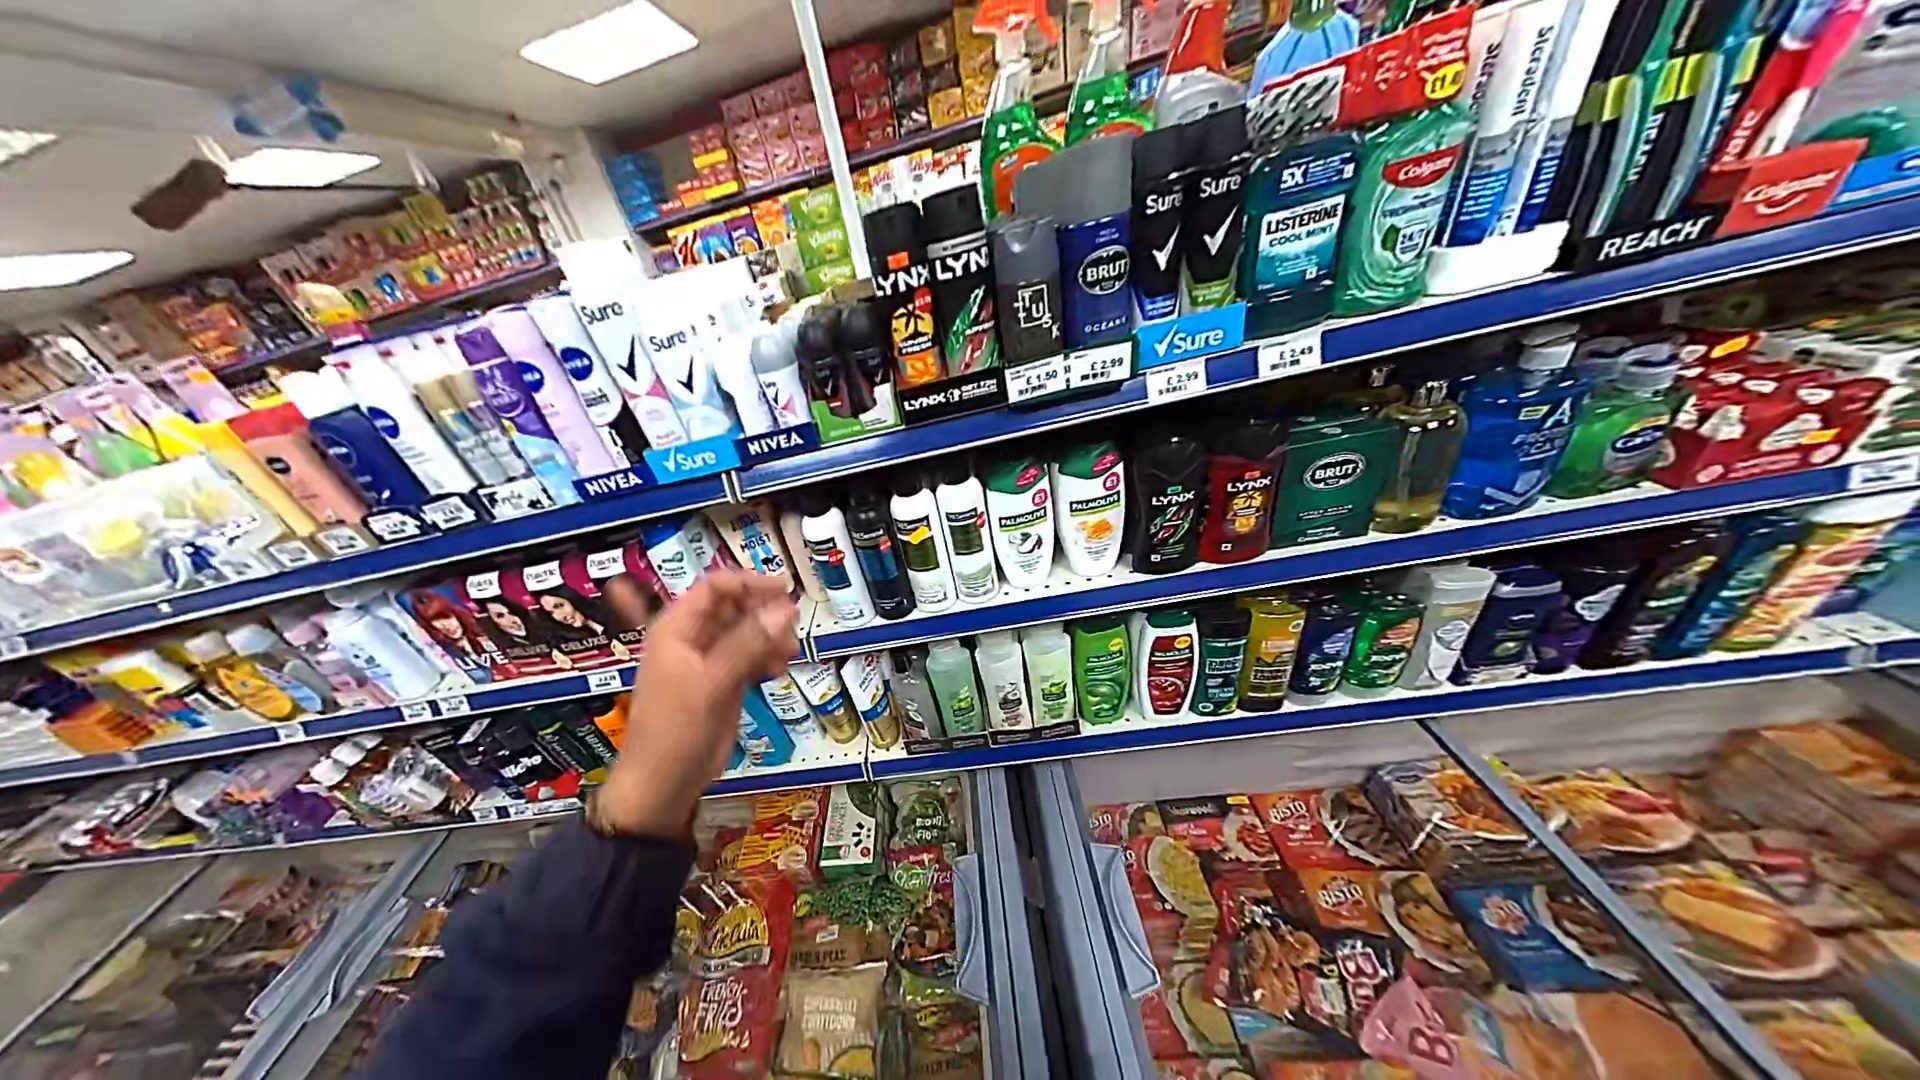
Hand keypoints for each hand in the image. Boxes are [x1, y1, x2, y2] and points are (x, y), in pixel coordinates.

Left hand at [594, 571, 796, 838]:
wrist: (664, 784)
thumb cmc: (676, 729)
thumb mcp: (712, 682)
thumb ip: (749, 643)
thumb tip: (787, 608)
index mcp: (676, 629)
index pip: (714, 587)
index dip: (748, 583)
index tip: (783, 590)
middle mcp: (693, 638)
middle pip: (734, 607)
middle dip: (764, 613)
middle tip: (791, 627)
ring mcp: (709, 661)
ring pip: (747, 632)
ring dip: (770, 637)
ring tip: (788, 653)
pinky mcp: (724, 682)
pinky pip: (751, 656)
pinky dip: (767, 658)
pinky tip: (779, 669)